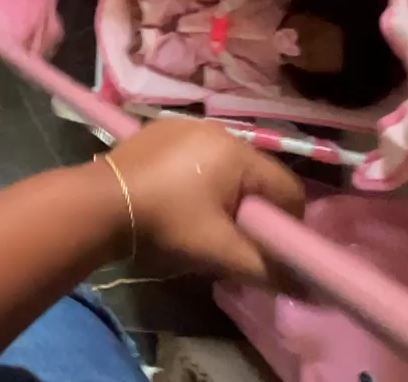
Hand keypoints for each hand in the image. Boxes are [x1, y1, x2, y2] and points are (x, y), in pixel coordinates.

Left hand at [103, 119, 304, 282]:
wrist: (102, 202)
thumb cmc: (167, 222)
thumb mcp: (223, 252)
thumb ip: (270, 268)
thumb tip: (306, 283)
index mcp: (237, 150)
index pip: (289, 189)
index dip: (286, 225)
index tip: (265, 248)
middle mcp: (215, 128)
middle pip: (257, 174)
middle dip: (253, 208)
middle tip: (231, 236)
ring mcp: (183, 124)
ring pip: (226, 165)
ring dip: (225, 193)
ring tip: (202, 220)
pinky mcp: (159, 129)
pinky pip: (197, 155)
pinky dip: (198, 177)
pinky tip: (178, 198)